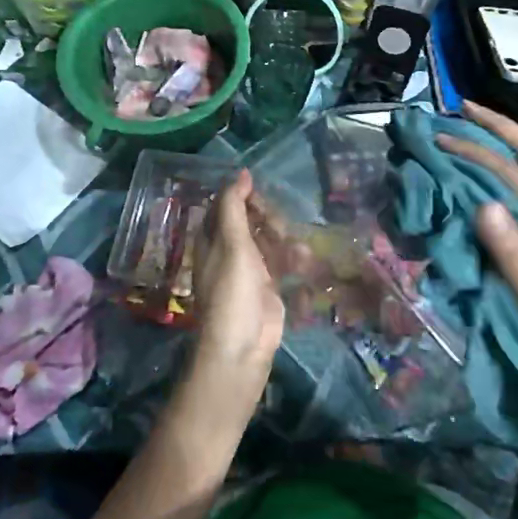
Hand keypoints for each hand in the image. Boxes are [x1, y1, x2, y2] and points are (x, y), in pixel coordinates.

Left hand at [188, 170, 283, 401]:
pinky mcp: (268, 288)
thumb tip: (241, 172)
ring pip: (269, 242)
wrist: (242, 346)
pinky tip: (305, 265)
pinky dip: (294, 262)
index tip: (265, 195)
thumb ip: (234, 205)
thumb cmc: (232, 290)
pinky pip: (282, 265)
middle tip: (281, 229)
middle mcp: (228, 251)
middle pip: (251, 222)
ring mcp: (250, 270)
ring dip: (286, 242)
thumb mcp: (231, 242)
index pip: (227, 205)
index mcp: (212, 238)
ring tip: (298, 253)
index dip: (245, 197)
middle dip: (270, 221)